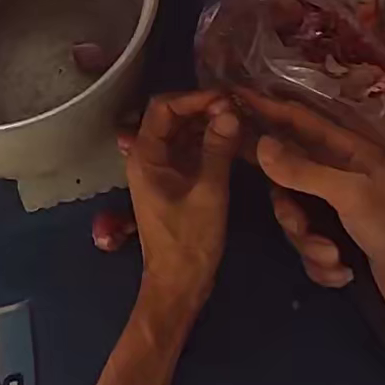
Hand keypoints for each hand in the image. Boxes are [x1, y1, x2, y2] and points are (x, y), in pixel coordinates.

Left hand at [112, 91, 241, 321]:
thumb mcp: (209, 194)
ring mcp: (160, 168)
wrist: (178, 286)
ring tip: (238, 119)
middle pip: (171, 117)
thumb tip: (230, 112)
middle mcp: (147, 155)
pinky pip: (188, 149)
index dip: (193, 97)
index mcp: (145, 155)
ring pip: (181, 132)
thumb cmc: (189, 242)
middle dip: (201, 108)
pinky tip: (231, 139)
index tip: (224, 98)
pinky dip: (207, 141)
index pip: (163, 108)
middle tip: (236, 107)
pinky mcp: (174, 179)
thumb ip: (218, 150)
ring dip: (206, 123)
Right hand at [237, 88, 384, 320]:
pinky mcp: (336, 242)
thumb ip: (302, 170)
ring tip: (332, 256)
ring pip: (293, 214)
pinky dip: (321, 263)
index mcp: (345, 151)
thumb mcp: (350, 196)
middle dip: (288, 206)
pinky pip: (306, 246)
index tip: (232, 97)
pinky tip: (344, 273)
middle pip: (285, 176)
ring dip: (308, 241)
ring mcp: (335, 209)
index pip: (297, 120)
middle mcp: (336, 175)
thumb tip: (260, 143)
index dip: (266, 106)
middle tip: (296, 222)